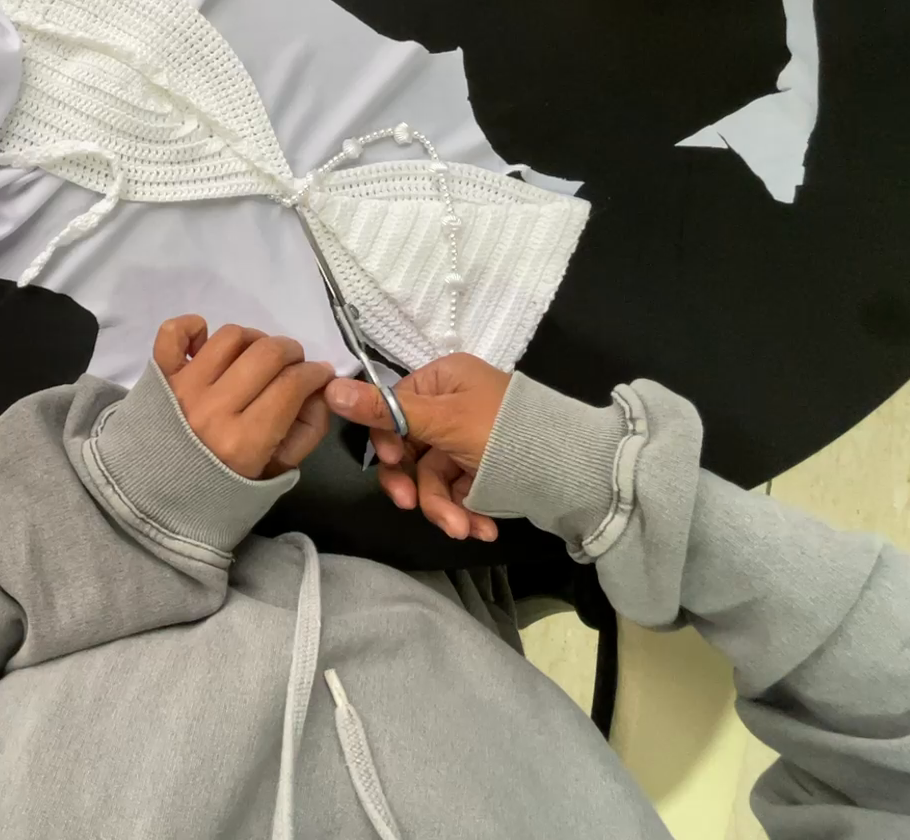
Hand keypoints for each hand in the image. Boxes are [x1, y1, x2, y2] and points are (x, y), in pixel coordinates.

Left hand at [154, 315, 334, 479]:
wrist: (152, 495)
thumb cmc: (219, 487)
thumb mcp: (274, 473)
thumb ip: (306, 431)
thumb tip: (319, 388)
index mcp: (244, 442)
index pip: (292, 385)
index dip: (315, 373)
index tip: (318, 374)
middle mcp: (214, 409)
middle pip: (266, 354)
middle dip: (292, 352)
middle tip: (293, 363)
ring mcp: (182, 388)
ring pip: (230, 337)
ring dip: (253, 338)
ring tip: (256, 355)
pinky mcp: (159, 375)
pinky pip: (173, 333)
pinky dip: (192, 326)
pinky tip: (206, 340)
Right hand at [323, 354, 511, 541]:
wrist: (581, 474)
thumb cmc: (505, 433)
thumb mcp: (442, 421)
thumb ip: (385, 411)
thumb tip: (328, 388)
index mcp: (443, 379)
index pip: (394, 408)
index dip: (388, 442)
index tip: (394, 466)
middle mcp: (454, 404)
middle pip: (411, 448)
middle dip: (417, 486)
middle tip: (412, 508)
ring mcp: (469, 439)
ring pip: (433, 476)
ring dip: (443, 507)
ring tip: (463, 530)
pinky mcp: (484, 469)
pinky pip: (458, 489)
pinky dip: (465, 510)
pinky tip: (481, 529)